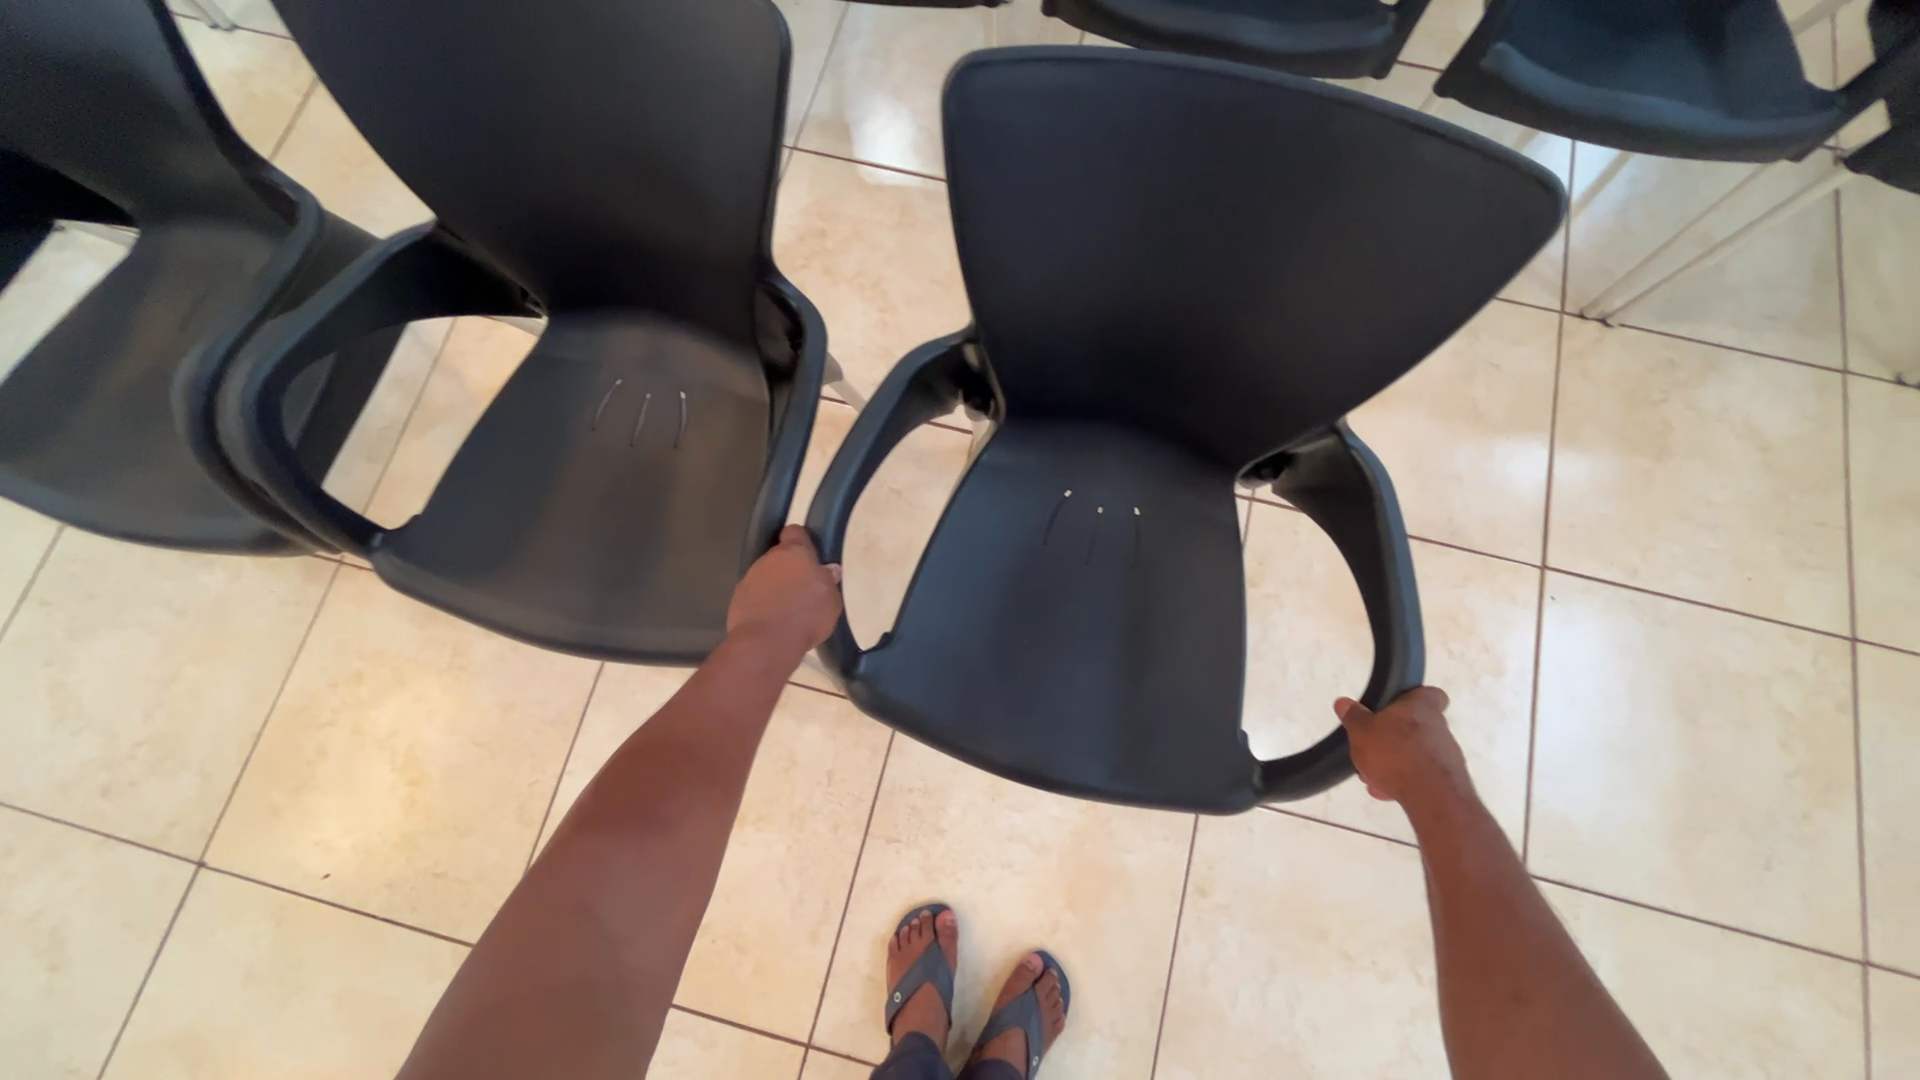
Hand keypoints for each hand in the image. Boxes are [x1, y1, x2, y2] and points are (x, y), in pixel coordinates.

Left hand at [726, 525, 843, 656]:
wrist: (766, 642)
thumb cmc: (806, 615)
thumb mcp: (831, 600)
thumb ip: (828, 581)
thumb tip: (829, 570)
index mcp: (794, 552)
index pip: (795, 532)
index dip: (801, 540)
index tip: (809, 553)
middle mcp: (769, 559)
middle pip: (780, 556)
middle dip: (790, 569)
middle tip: (803, 589)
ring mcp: (750, 578)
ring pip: (766, 576)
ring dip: (775, 587)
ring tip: (788, 609)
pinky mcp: (737, 599)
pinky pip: (754, 595)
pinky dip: (762, 603)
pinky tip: (772, 621)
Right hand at [1335, 686, 1472, 808]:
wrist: (1432, 797)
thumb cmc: (1395, 753)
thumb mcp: (1361, 731)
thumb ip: (1353, 717)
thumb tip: (1343, 702)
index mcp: (1421, 708)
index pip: (1430, 694)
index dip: (1415, 698)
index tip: (1397, 706)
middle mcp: (1440, 727)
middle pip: (1417, 726)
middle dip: (1393, 738)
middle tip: (1371, 749)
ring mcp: (1447, 755)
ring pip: (1416, 752)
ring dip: (1396, 762)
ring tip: (1374, 777)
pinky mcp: (1449, 779)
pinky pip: (1421, 774)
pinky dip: (1404, 780)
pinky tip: (1386, 791)